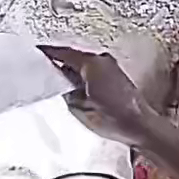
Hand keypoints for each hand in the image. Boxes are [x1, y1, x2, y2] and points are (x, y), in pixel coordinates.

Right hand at [39, 45, 170, 150]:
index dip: (49, 52)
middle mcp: (102, 59)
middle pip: (75, 56)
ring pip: (85, 63)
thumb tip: (61, 83)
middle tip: (44, 66)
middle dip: (60, 61)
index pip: (64, 53)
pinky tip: (77, 86)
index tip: (38, 51)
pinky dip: (83, 74)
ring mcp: (111, 65)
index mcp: (91, 64)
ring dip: (73, 68)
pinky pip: (94, 68)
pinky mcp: (117, 74)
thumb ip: (66, 91)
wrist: (141, 127)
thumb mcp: (78, 108)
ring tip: (59, 79)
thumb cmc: (112, 118)